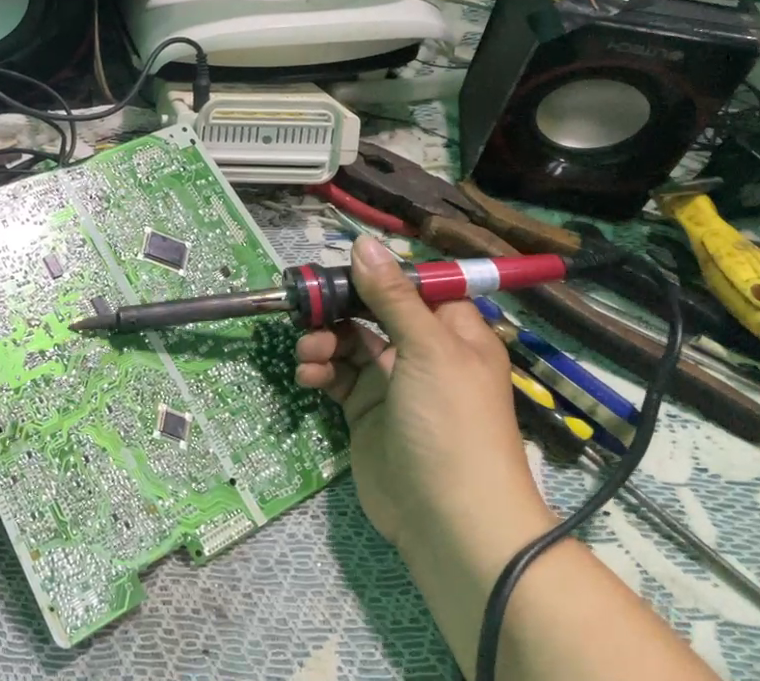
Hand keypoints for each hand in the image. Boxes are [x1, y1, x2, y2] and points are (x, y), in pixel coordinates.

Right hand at [296, 236, 551, 553]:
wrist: (448, 517)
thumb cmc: (450, 422)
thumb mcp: (427, 349)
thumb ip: (391, 297)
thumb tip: (363, 242)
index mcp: (453, 333)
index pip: (415, 287)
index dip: (380, 275)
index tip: (341, 268)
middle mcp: (423, 352)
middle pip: (373, 312)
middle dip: (339, 307)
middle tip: (306, 306)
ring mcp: (392, 383)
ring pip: (348, 342)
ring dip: (323, 340)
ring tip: (309, 353)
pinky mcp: (364, 411)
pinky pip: (335, 376)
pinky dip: (318, 370)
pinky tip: (307, 375)